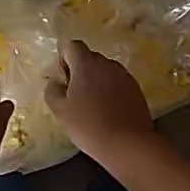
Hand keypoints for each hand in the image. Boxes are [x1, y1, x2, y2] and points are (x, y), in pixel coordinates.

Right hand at [44, 40, 154, 162]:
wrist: (128, 144)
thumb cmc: (89, 125)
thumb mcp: (60, 110)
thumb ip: (52, 90)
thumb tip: (56, 81)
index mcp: (87, 64)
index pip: (72, 46)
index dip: (64, 59)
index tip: (63, 80)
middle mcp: (108, 64)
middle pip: (89, 58)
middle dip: (80, 71)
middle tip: (74, 96)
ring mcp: (125, 76)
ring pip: (104, 71)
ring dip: (96, 82)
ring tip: (91, 106)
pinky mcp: (136, 90)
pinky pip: (117, 83)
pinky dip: (110, 92)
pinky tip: (107, 112)